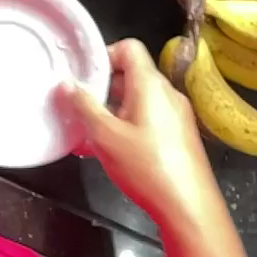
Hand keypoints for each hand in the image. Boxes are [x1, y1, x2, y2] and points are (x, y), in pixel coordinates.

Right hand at [62, 40, 228, 234]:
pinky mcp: (179, 135)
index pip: (129, 48)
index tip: (84, 76)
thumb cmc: (146, 167)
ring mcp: (176, 115)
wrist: (189, 209)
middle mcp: (167, 94)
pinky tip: (111, 148)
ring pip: (138, 98)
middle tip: (80, 106)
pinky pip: (148, 117)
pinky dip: (127, 123)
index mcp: (150, 85)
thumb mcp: (105, 136)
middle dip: (103, 87)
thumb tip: (66, 83)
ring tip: (90, 131)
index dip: (104, 54)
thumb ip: (83, 106)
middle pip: (132, 74)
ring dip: (112, 108)